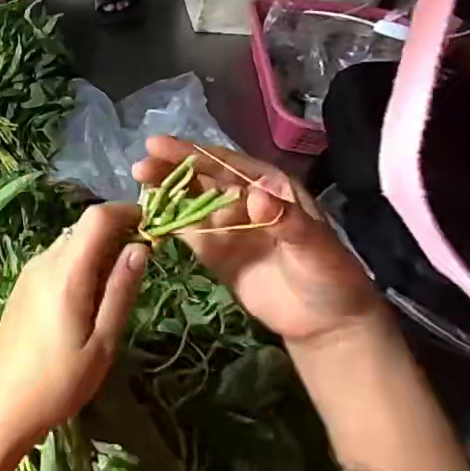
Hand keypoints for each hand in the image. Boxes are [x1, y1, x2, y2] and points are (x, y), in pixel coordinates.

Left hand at [0, 203, 147, 447]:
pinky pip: (57, 259)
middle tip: (142, 267)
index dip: (127, 213)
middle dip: (117, 235)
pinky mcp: (24, 283)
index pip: (97, 217)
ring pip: (71, 243)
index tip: (154, 228)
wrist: (4, 400)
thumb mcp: (103, 341)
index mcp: (66, 271)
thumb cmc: (60, 379)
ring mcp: (30, 271)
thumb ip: (121, 290)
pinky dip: (80, 264)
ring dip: (98, 252)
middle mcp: (44, 261)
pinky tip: (89, 299)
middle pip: (84, 228)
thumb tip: (141, 247)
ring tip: (118, 289)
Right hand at [132, 135, 380, 345]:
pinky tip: (146, 212)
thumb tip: (254, 197)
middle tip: (141, 165)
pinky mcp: (213, 250)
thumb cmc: (330, 277)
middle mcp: (243, 198)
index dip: (193, 153)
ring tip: (139, 182)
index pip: (226, 164)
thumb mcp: (316, 247)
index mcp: (270, 187)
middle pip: (202, 178)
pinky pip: (186, 230)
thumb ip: (287, 222)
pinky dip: (166, 220)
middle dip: (172, 168)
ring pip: (189, 199)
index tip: (160, 145)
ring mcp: (226, 224)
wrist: (326, 324)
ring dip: (164, 190)